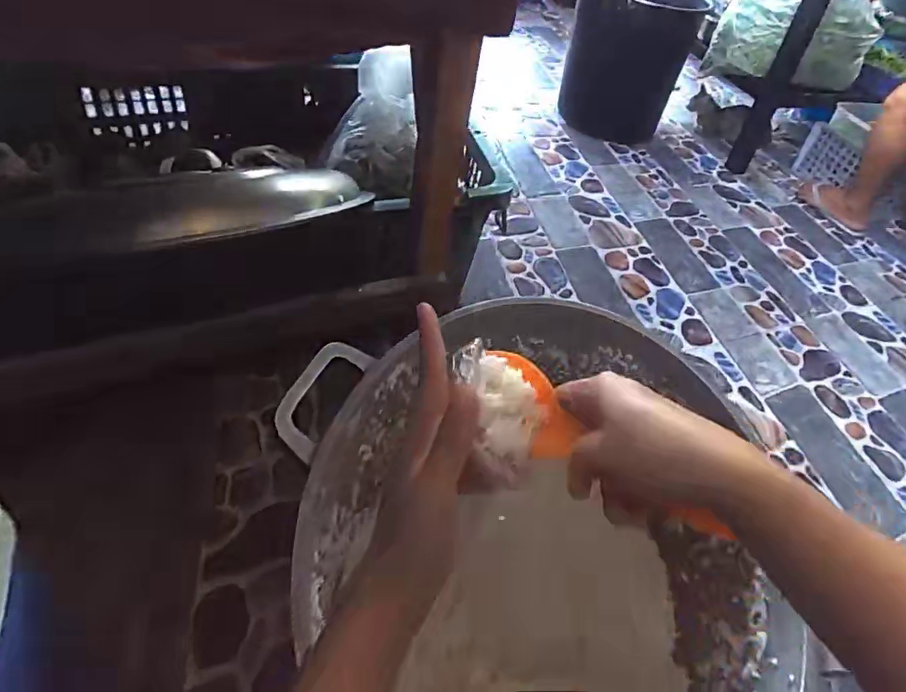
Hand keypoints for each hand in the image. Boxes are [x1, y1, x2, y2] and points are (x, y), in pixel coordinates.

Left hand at [353, 304, 480, 617]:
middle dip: (466, 383)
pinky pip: (465, 460)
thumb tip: (466, 387)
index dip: (428, 345)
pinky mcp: (437, 489)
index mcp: (418, 440)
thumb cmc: (413, 540)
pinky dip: (484, 461)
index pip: (428, 382)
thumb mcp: (437, 486)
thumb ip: (452, 438)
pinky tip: (505, 477)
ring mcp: (428, 469)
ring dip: (482, 431)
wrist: (393, 595)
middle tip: (495, 373)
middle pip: (445, 401)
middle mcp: (420, 446)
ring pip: (459, 433)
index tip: (425, 309)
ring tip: (512, 442)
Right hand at [556, 373, 768, 522]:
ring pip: (613, 462)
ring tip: (632, 511)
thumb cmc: (651, 454)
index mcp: (603, 389)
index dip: (553, 428)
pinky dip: (639, 493)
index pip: (562, 399)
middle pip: (589, 438)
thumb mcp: (600, 456)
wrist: (719, 469)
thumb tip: (577, 481)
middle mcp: (622, 400)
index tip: (549, 460)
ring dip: (617, 492)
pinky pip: (638, 470)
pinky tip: (650, 511)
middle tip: (598, 494)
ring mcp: (646, 423)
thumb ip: (576, 462)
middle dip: (593, 474)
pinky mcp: (665, 446)